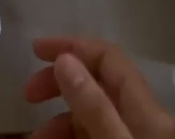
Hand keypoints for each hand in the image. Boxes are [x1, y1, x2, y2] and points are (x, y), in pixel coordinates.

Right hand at [24, 36, 174, 138]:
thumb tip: (64, 59)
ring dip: (61, 120)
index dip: (70, 45)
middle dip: (58, 84)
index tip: (36, 50)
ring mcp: (136, 136)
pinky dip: (73, 136)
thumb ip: (94, 106)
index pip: (106, 56)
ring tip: (35, 138)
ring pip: (94, 117)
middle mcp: (143, 118)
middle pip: (97, 84)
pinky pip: (97, 136)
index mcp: (144, 107)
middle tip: (29, 96)